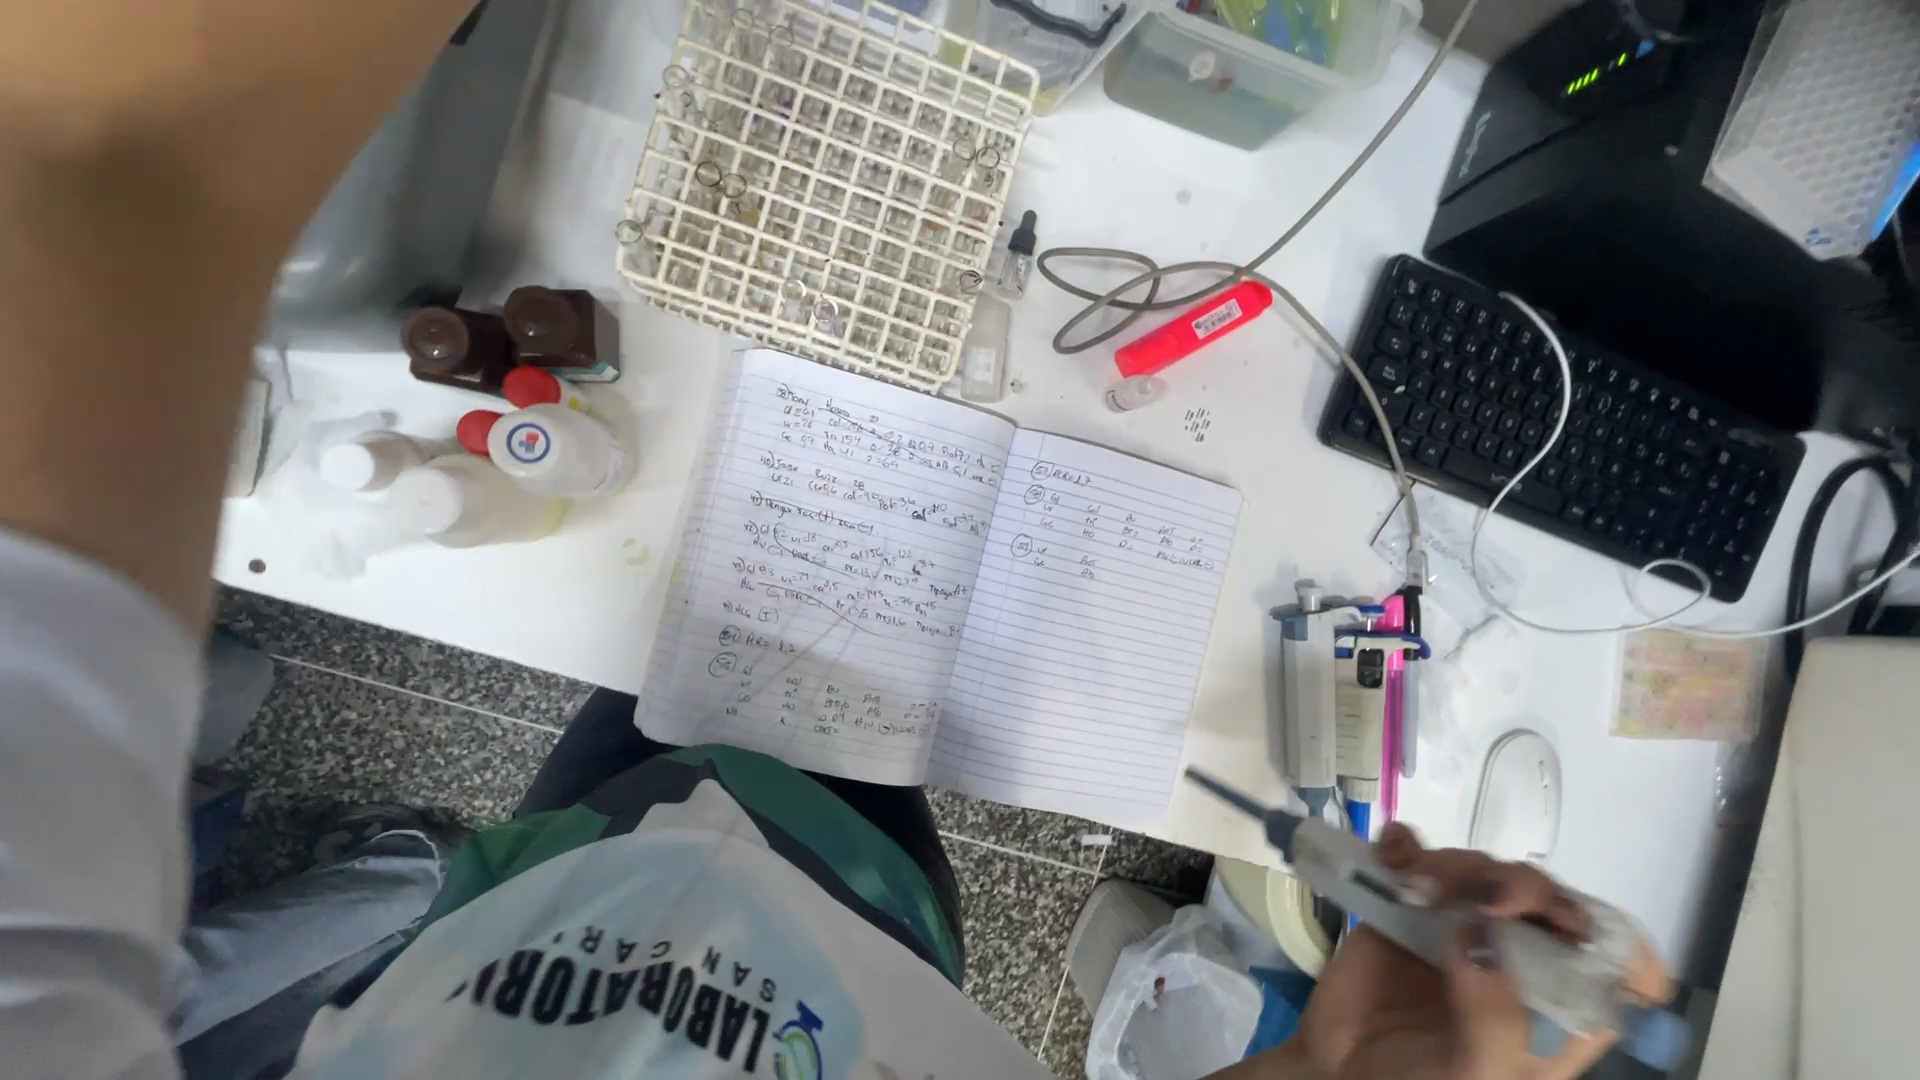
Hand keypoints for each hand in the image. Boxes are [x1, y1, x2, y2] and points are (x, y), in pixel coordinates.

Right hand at [1212, 824, 1670, 1079]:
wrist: (1338, 1072)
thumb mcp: (1478, 1077)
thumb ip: (1494, 1017)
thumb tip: (1483, 927)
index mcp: (1558, 1010)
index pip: (1620, 961)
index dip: (1607, 933)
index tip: (1561, 925)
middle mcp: (1517, 962)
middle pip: (1547, 900)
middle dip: (1520, 885)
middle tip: (1483, 897)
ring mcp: (1456, 928)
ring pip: (1480, 869)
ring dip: (1452, 865)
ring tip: (1412, 888)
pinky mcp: (1402, 905)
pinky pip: (1413, 856)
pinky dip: (1403, 844)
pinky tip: (1391, 857)